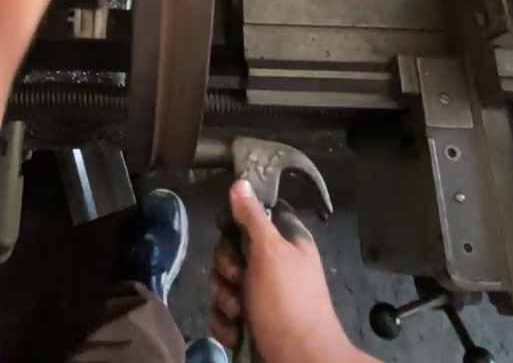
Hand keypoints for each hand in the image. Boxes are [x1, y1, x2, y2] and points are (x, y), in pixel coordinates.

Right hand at [210, 180, 370, 362]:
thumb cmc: (288, 304)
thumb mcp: (270, 253)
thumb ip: (252, 217)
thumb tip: (241, 181)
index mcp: (286, 241)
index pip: (254, 214)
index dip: (237, 221)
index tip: (230, 232)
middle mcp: (274, 264)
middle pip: (231, 248)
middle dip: (226, 267)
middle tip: (237, 280)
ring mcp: (261, 294)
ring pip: (224, 281)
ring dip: (224, 298)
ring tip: (238, 313)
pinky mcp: (251, 321)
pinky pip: (224, 311)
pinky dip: (225, 323)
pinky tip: (235, 332)